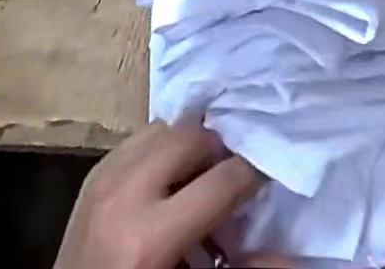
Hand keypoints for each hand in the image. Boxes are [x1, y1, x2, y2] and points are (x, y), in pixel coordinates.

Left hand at [54, 120, 267, 268]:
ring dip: (188, 145)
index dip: (250, 175)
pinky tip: (169, 178)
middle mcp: (125, 193)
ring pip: (162, 128)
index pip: (218, 183)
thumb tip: (292, 257)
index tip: (267, 174)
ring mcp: (103, 177)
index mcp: (150, 236)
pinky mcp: (92, 173)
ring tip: (201, 176)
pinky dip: (161, 148)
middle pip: (188, 137)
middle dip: (218, 150)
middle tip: (233, 174)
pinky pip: (137, 139)